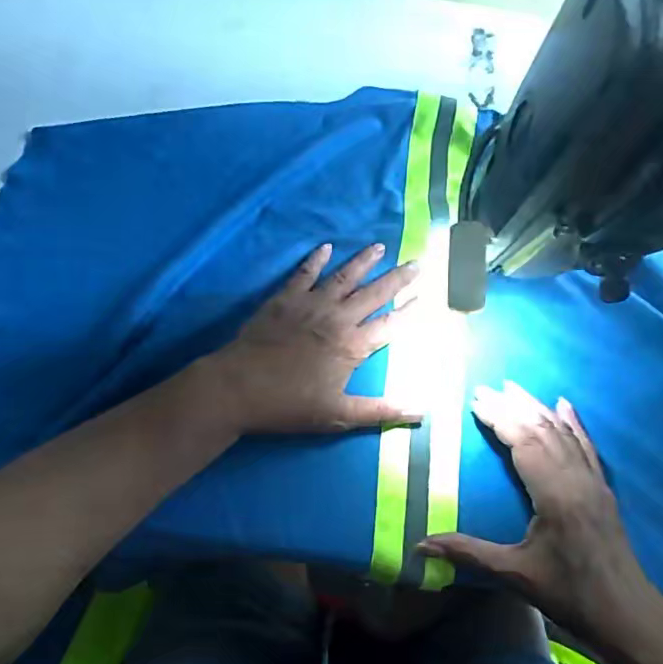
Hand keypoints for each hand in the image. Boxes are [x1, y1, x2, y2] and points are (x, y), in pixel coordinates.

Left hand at [202, 242, 422, 433]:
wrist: (238, 387)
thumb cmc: (288, 405)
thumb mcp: (338, 416)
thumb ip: (380, 411)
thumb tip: (420, 412)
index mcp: (352, 347)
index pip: (390, 326)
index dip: (409, 313)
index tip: (424, 298)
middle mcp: (337, 319)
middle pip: (373, 294)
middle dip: (397, 279)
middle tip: (416, 264)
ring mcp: (309, 305)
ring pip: (343, 277)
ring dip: (363, 262)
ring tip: (379, 247)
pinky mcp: (283, 299)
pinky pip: (304, 273)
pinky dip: (315, 259)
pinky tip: (325, 247)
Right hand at [416, 381, 662, 643]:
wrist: (627, 614)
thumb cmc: (570, 594)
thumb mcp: (515, 574)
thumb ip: (468, 552)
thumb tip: (420, 544)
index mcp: (556, 496)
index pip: (525, 444)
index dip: (500, 419)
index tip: (476, 400)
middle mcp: (577, 481)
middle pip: (544, 431)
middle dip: (514, 407)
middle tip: (485, 388)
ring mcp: (594, 483)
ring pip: (565, 434)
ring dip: (538, 409)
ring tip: (515, 388)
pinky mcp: (603, 490)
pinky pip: (586, 446)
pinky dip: (573, 423)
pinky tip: (565, 405)